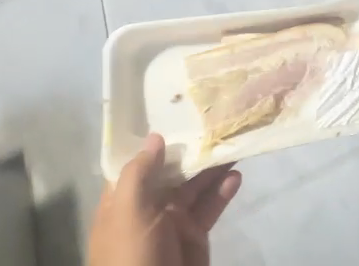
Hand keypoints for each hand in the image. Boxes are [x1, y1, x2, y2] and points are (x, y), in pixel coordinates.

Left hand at [90, 133, 242, 265]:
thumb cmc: (132, 256)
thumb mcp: (127, 212)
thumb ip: (139, 173)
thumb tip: (155, 136)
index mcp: (123, 201)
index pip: (137, 161)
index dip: (155, 137)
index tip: (176, 108)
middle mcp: (148, 207)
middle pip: (172, 169)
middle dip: (194, 146)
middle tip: (219, 118)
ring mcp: (172, 222)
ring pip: (196, 184)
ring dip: (214, 164)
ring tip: (236, 140)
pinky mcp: (194, 235)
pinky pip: (210, 206)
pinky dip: (223, 191)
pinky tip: (236, 176)